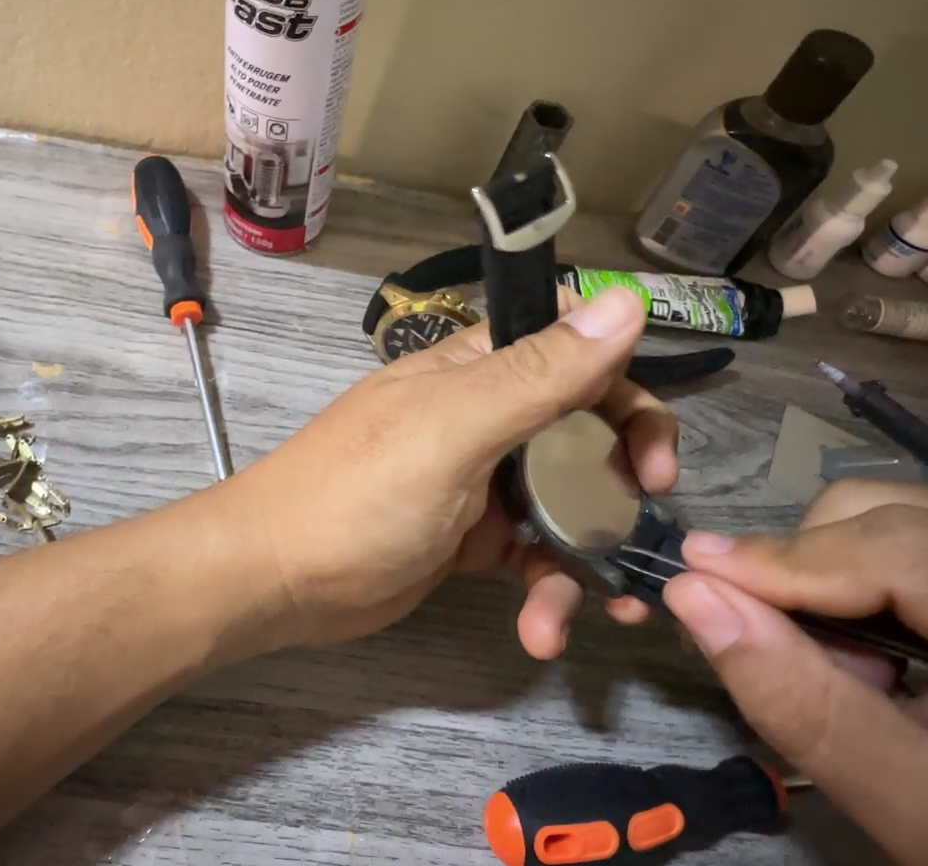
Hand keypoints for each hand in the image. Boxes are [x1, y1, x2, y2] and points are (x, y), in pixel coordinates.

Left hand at [229, 286, 677, 648]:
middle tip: (647, 522)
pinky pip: (535, 552)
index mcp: (478, 370)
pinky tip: (544, 630)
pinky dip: (550, 588)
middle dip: (623, 480)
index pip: (574, 350)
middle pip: (585, 430)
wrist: (277, 579)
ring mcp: (481, 478)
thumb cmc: (359, 493)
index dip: (623, 388)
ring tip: (611, 606)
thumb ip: (539, 374)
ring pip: (567, 499)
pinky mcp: (473, 536)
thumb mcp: (452, 430)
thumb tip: (625, 298)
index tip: (650, 450)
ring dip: (593, 552)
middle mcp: (486, 414)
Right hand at [660, 479, 927, 864]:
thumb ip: (810, 711)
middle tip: (811, 668)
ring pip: (894, 508)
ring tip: (862, 668)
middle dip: (811, 576)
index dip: (791, 562)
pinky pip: (917, 525)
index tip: (692, 584)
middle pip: (895, 513)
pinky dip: (866, 576)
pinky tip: (895, 646)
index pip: (914, 554)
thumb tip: (693, 595)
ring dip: (833, 577)